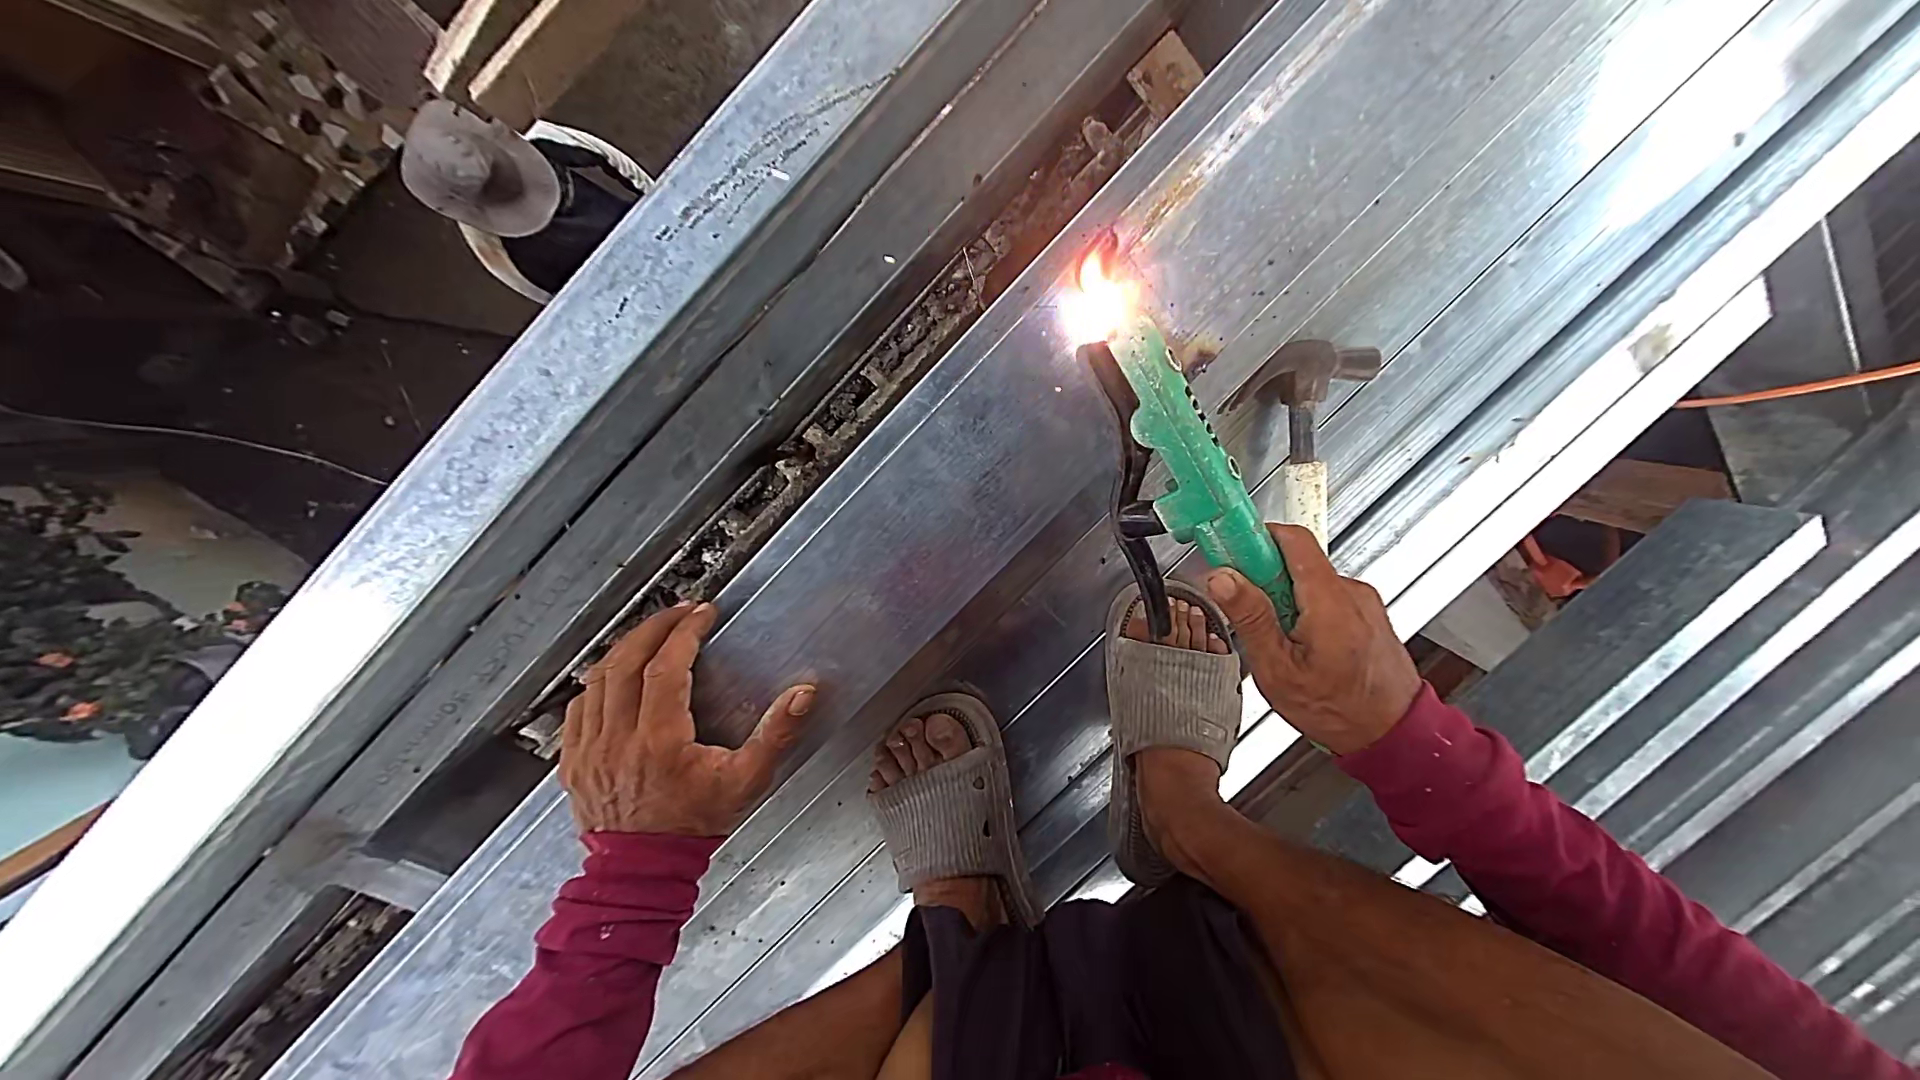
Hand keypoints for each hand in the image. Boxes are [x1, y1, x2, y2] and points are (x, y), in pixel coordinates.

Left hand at [559, 602, 814, 835]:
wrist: (644, 869)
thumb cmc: (693, 823)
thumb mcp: (747, 779)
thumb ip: (776, 734)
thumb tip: (801, 695)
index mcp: (660, 740)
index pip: (666, 666)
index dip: (685, 632)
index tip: (702, 615)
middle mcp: (619, 740)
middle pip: (627, 661)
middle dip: (656, 627)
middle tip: (679, 612)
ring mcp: (590, 749)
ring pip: (598, 677)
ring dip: (626, 646)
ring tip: (651, 632)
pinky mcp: (575, 759)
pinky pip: (578, 704)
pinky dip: (598, 678)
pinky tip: (616, 672)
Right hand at [1205, 524, 1420, 754]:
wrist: (1395, 736)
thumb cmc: (1340, 711)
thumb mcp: (1278, 669)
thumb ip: (1251, 617)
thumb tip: (1223, 578)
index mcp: (1330, 602)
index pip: (1291, 539)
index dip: (1255, 538)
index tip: (1229, 550)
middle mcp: (1351, 593)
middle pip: (1295, 561)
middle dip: (1262, 579)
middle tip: (1244, 610)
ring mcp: (1362, 601)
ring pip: (1307, 580)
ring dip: (1282, 598)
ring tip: (1275, 638)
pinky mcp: (1365, 612)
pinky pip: (1323, 595)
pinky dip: (1302, 609)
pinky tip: (1298, 642)